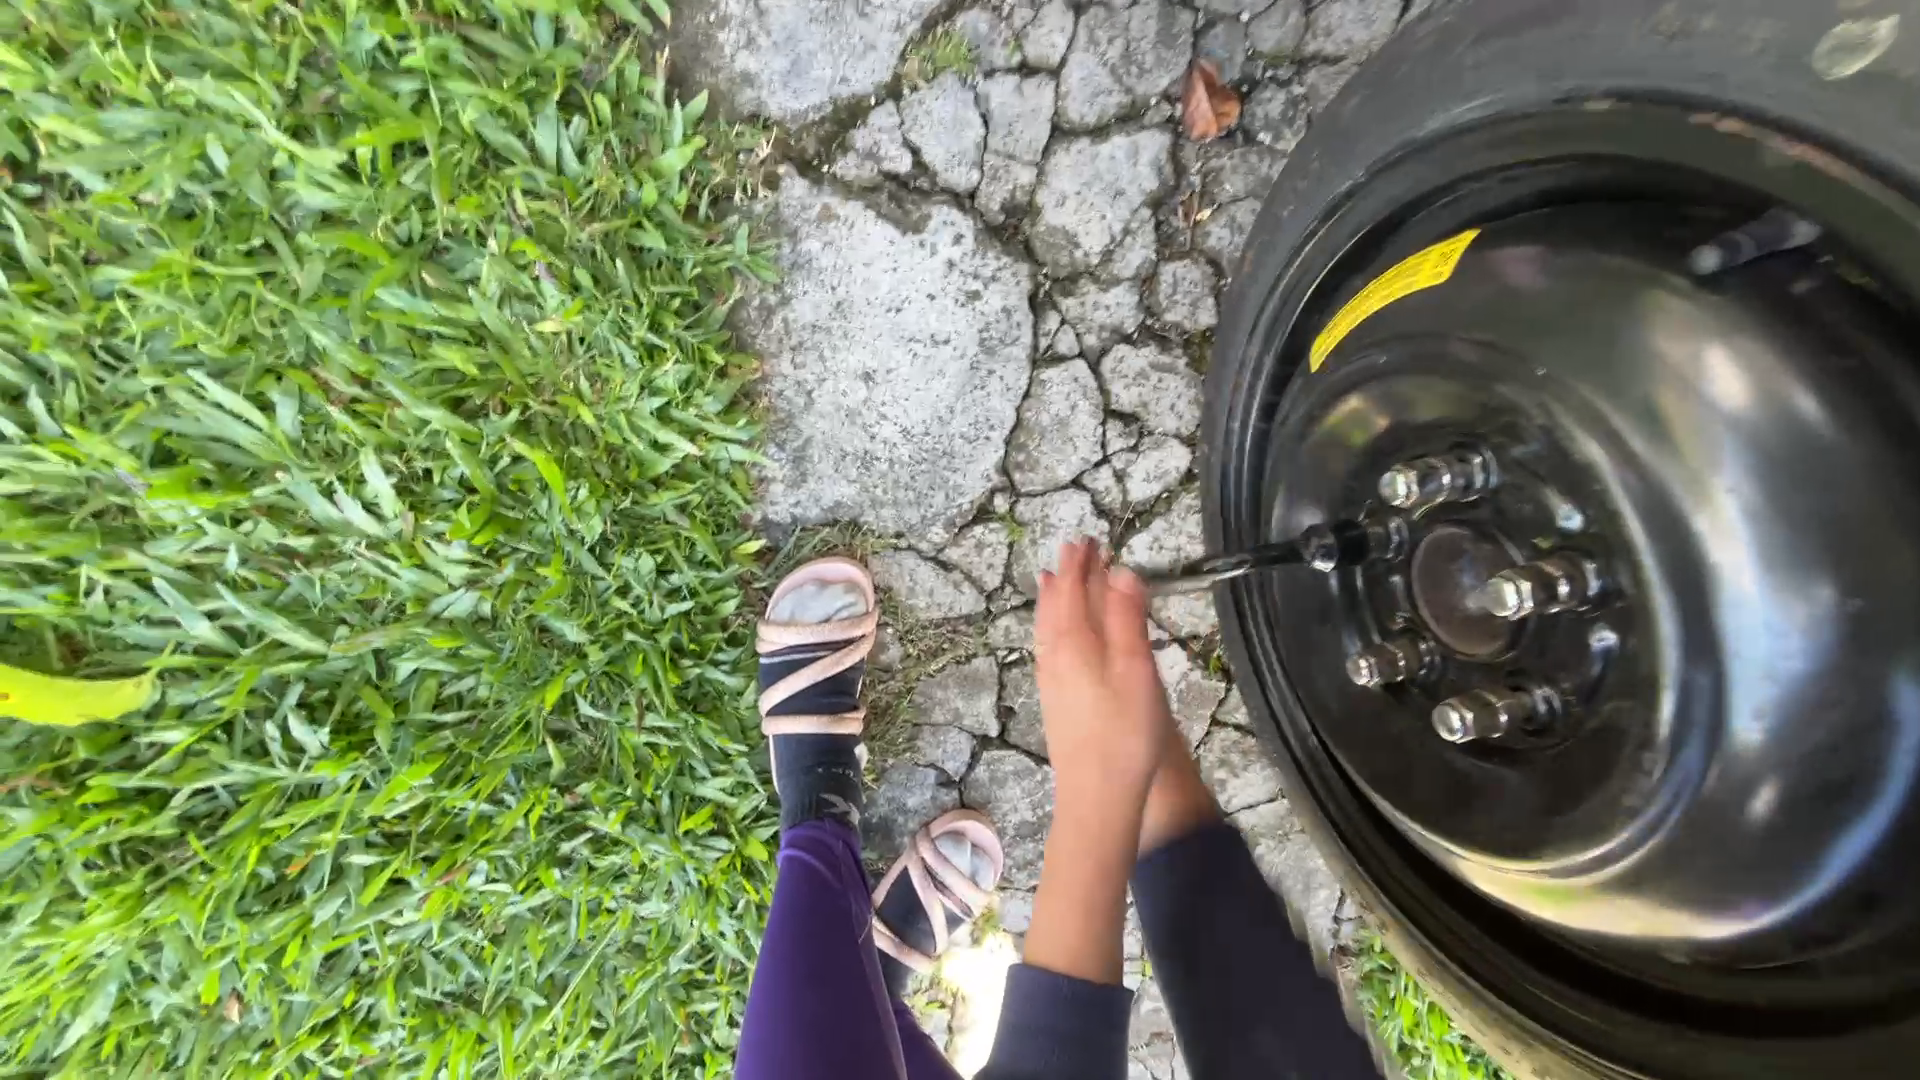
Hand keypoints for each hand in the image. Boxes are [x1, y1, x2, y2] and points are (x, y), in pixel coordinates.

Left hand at [1034, 539, 1176, 813]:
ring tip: (1054, 579)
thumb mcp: (1137, 672)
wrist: (1095, 796)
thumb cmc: (1125, 733)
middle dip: (1067, 575)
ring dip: (1053, 598)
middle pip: (1057, 605)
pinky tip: (1052, 634)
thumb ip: (1128, 621)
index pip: (1075, 591)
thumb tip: (1122, 572)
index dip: (1081, 564)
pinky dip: (1049, 625)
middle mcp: (1055, 656)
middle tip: (1074, 550)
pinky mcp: (1052, 699)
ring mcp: (1050, 679)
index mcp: (1075, 643)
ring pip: (1046, 627)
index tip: (1086, 539)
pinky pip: (1046, 646)